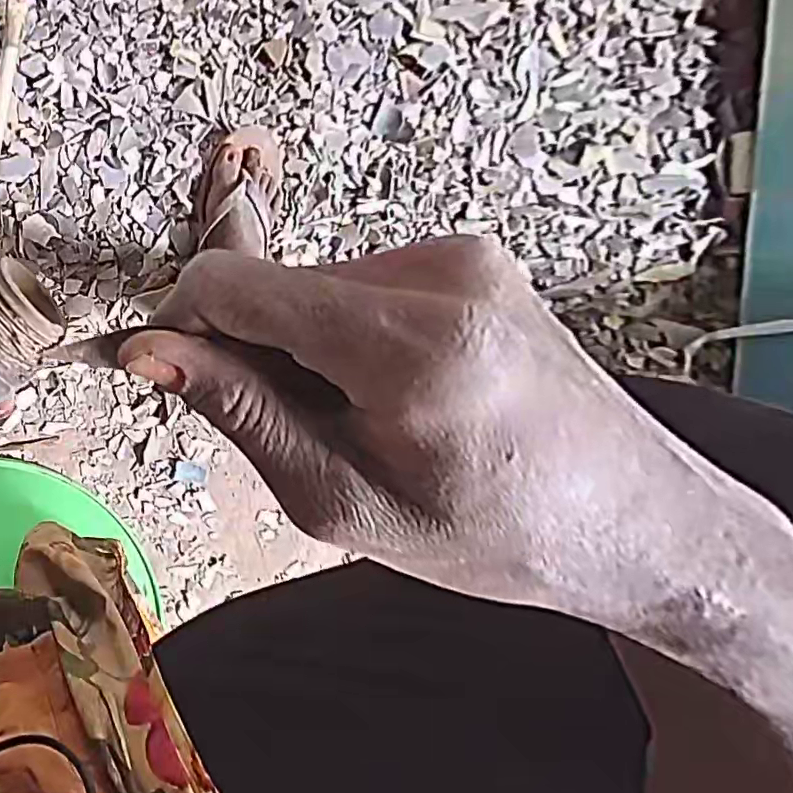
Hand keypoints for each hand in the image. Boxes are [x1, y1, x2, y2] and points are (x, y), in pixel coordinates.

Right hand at [116, 236, 792, 630]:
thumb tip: (146, 352)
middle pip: (259, 288)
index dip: (176, 326)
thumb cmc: (486, 536)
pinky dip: (322, 334)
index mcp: (410, 345)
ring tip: (342, 411)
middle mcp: (439, 274)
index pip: (228, 286)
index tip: (175, 381)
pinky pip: (337, 287)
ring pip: (293, 288)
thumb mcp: (332, 498)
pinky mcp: (462, 258)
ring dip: (283, 347)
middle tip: (286, 423)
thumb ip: (236, 410)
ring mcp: (458, 256)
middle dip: (240, 351)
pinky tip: (369, 386)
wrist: (646, 529)